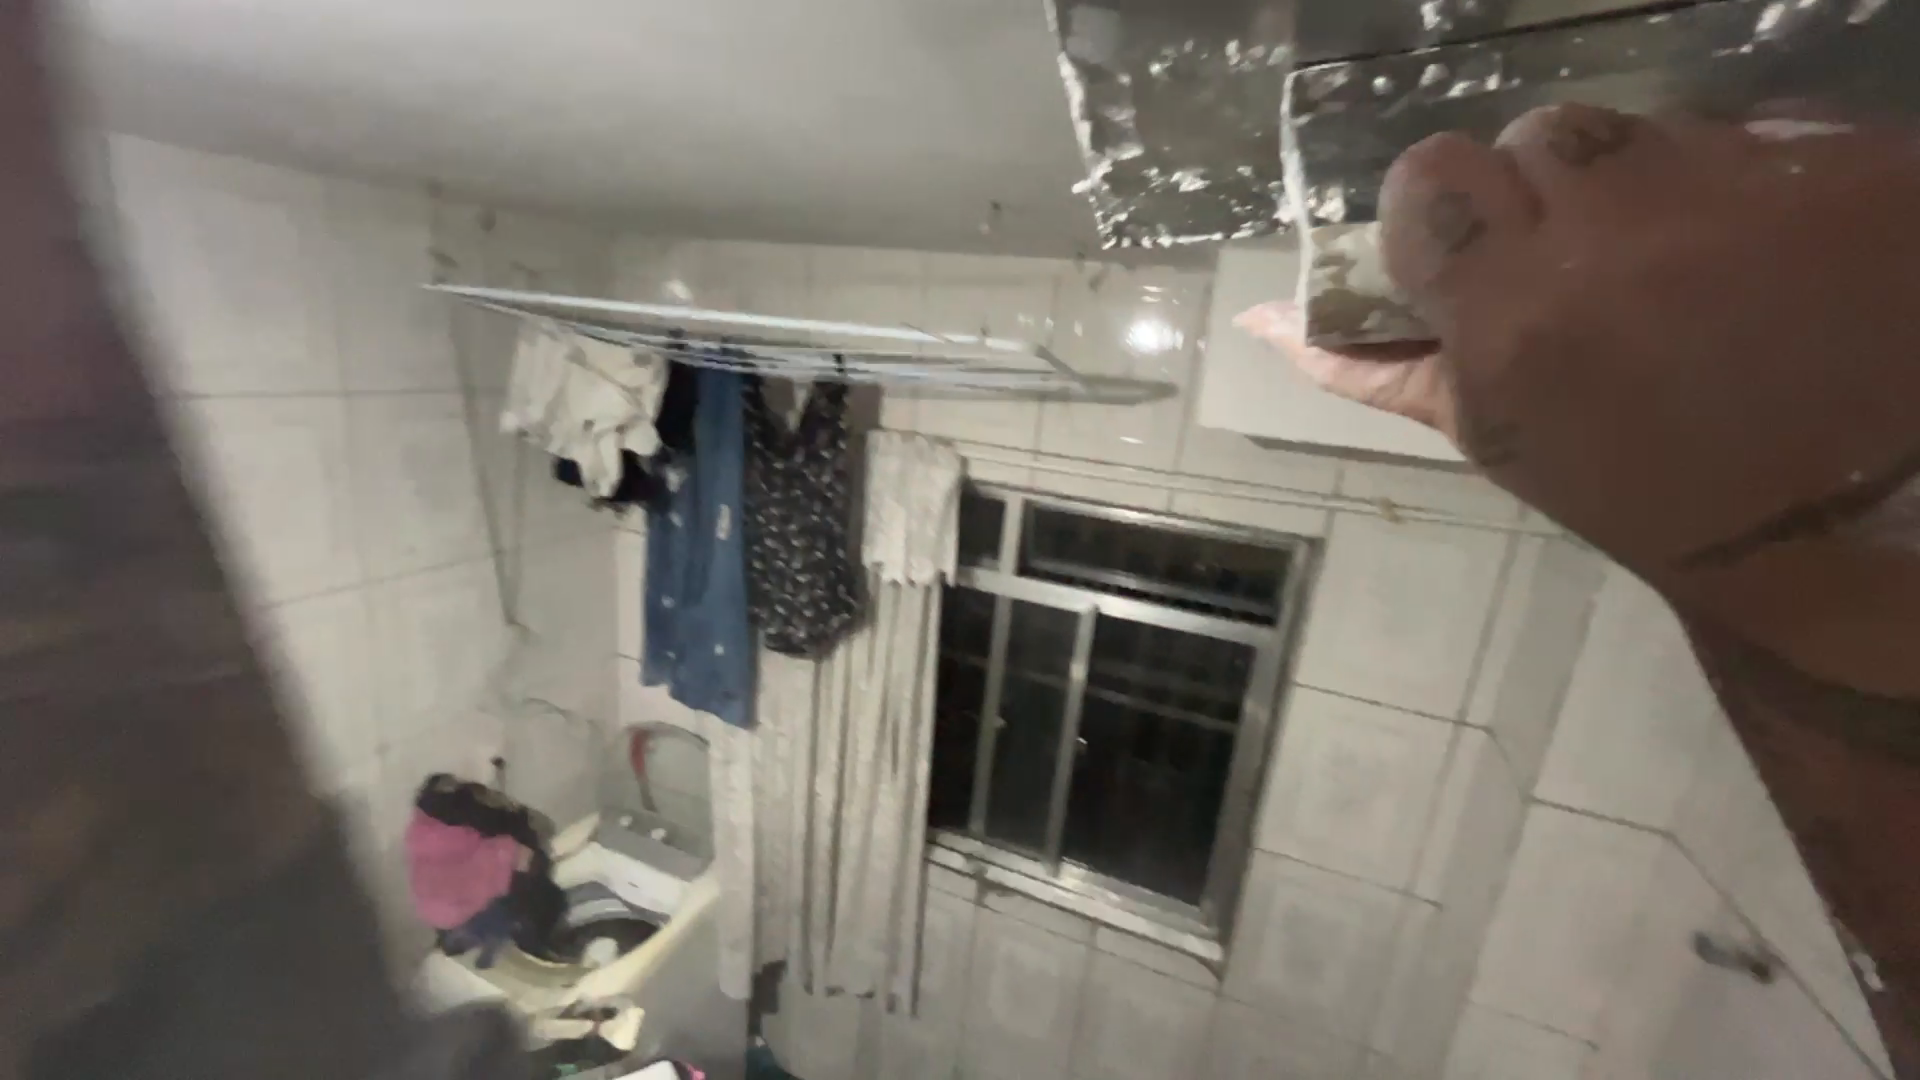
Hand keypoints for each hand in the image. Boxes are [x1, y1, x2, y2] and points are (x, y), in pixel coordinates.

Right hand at [1241, 105, 1919, 693]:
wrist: (1832, 508)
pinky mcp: (1860, 166)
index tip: (1455, 243)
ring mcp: (1747, 192)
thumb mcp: (1477, 429)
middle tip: (1557, 246)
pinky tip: (1744, 242)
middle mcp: (1615, 236)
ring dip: (1622, 179)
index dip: (1431, 205)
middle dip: (1527, 186)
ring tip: (1655, 248)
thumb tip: (1261, 318)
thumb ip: (1364, 364)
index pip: (1427, 177)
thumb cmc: (1616, 480)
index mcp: (1507, 315)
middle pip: (1531, 132)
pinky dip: (1726, 177)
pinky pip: (1749, 130)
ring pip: (1636, 122)